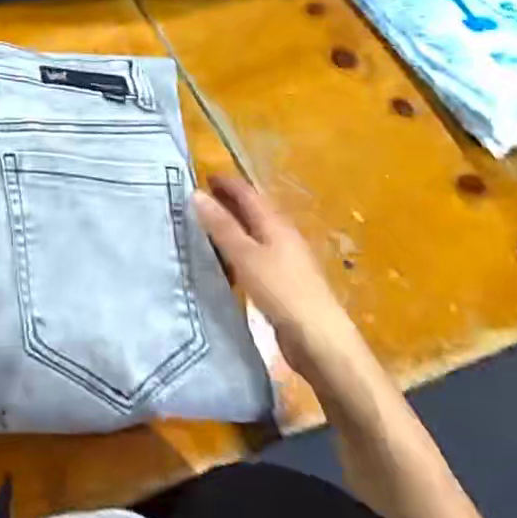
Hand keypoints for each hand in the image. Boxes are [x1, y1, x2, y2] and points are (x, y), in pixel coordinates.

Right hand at [193, 175, 355, 372]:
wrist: (320, 341)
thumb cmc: (282, 291)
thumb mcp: (245, 256)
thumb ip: (221, 226)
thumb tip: (196, 193)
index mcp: (275, 223)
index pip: (248, 192)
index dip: (226, 182)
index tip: (200, 176)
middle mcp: (282, 235)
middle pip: (253, 210)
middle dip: (228, 201)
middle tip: (197, 200)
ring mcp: (285, 259)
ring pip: (254, 232)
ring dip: (232, 225)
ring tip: (204, 227)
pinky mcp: (284, 281)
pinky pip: (255, 254)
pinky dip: (238, 248)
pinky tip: (225, 260)